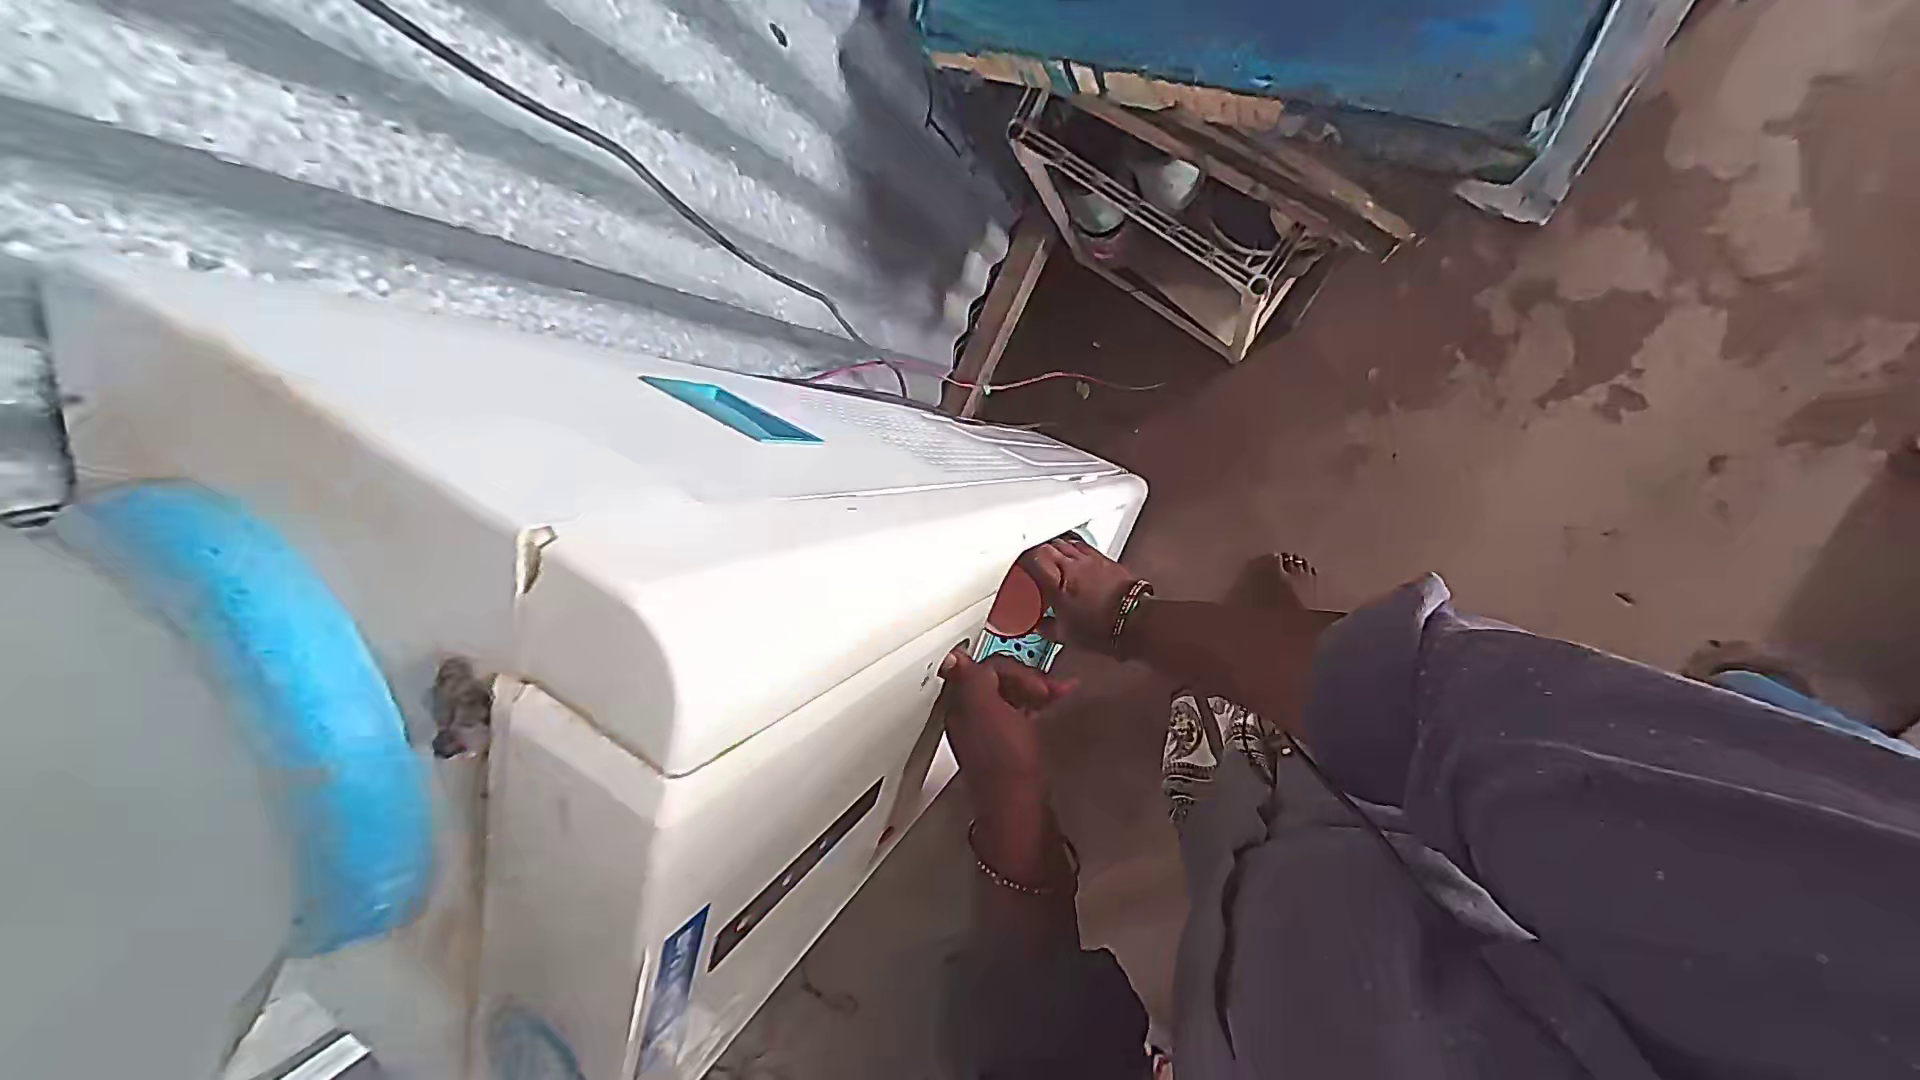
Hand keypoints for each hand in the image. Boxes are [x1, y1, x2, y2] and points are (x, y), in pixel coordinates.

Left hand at [937, 647, 1076, 796]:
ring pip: (1009, 695)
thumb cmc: (1007, 764)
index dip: (1014, 669)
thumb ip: (972, 679)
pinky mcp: (1004, 748)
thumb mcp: (988, 709)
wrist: (1020, 811)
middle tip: (1050, 689)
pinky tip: (1047, 708)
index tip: (1035, 681)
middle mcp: (969, 717)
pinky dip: (1034, 705)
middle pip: (997, 680)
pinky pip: (1017, 712)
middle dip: (1027, 678)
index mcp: (962, 705)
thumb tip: (955, 656)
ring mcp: (986, 733)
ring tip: (1057, 694)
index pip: (985, 666)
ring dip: (1034, 689)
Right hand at [1019, 537, 1140, 653]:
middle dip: (1036, 550)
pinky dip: (1072, 547)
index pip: (1033, 558)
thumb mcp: (1066, 634)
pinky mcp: (1103, 559)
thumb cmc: (1104, 628)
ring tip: (1049, 554)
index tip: (1017, 562)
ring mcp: (1089, 560)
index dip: (1022, 557)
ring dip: (1054, 546)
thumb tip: (1040, 626)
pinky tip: (1072, 555)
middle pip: (1047, 546)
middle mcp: (1072, 567)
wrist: (1134, 623)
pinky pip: (1081, 545)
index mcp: (1058, 583)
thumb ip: (1047, 628)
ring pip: (1064, 542)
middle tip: (1030, 558)